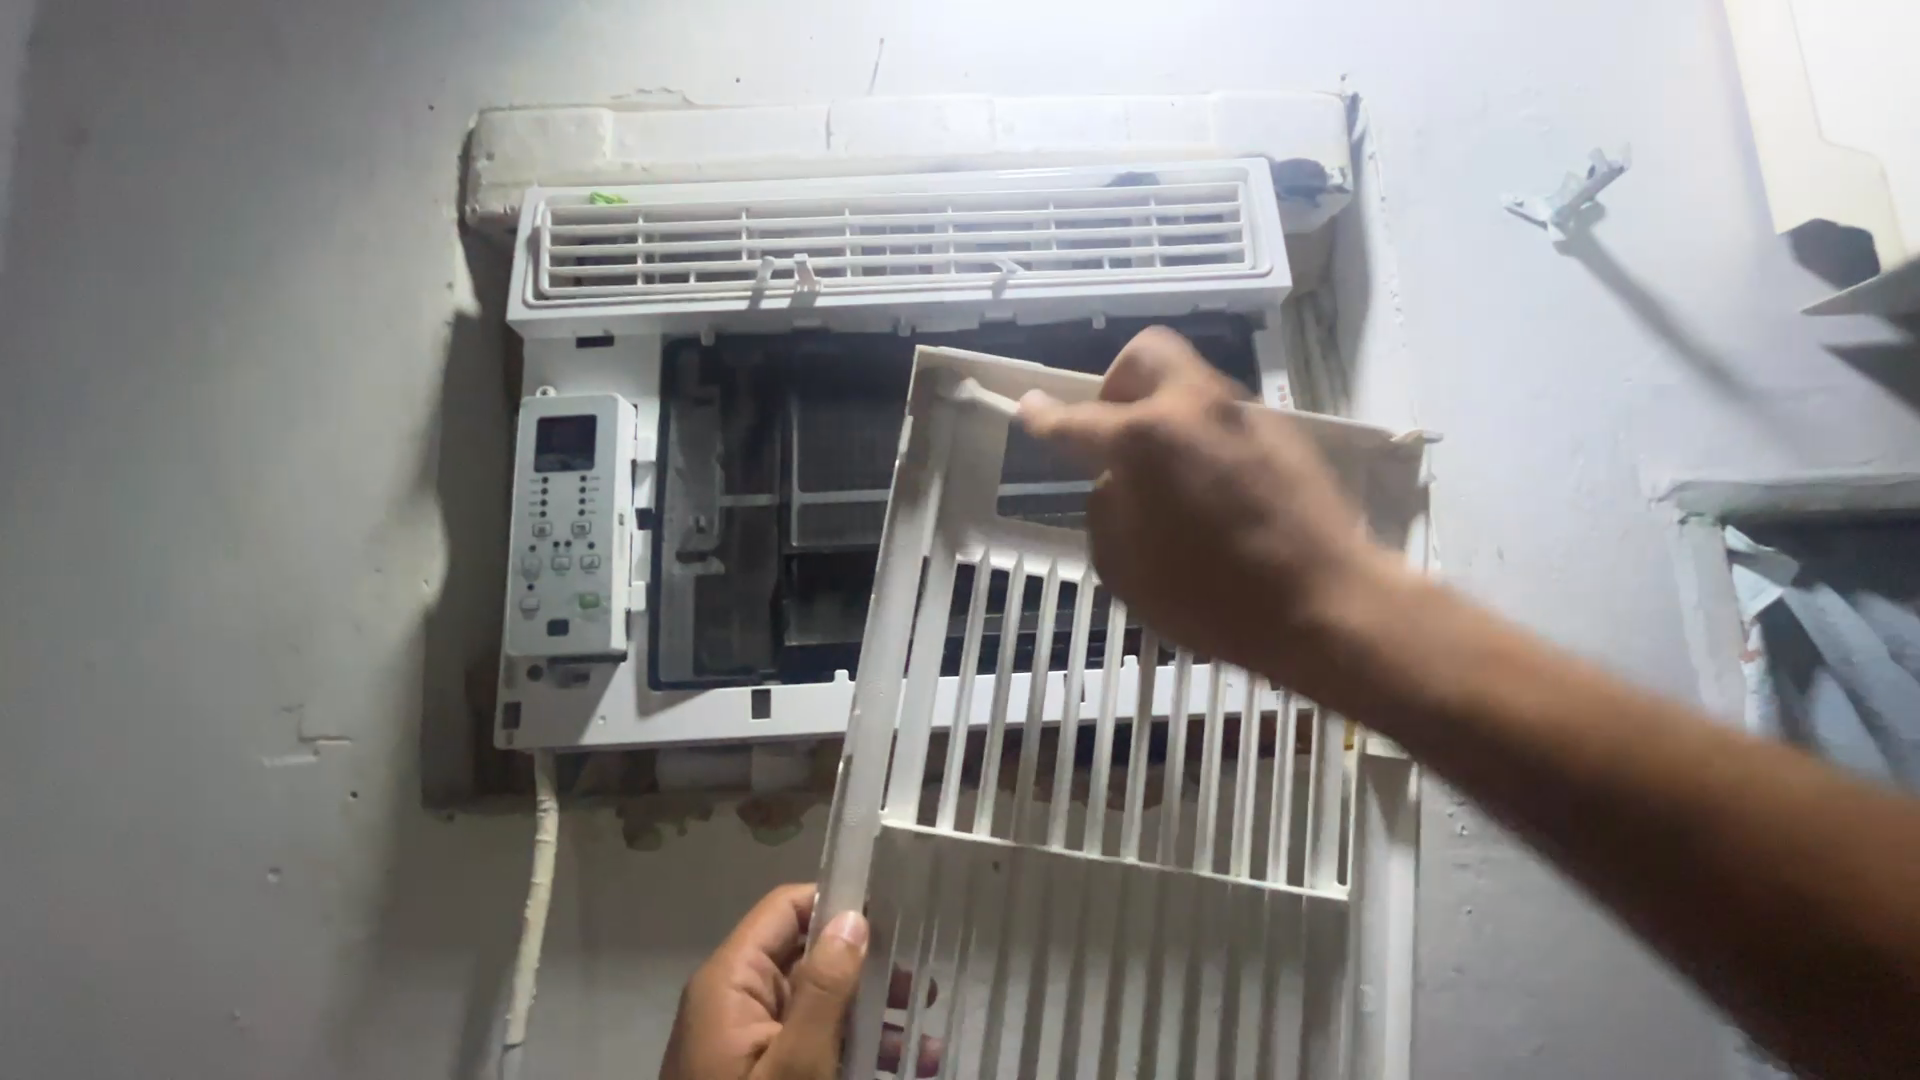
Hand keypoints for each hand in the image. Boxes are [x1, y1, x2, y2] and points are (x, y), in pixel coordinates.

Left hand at [661, 885, 940, 1079]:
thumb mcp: (796, 1064)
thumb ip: (823, 989)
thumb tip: (853, 917)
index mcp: (732, 979)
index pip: (788, 909)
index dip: (837, 904)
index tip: (892, 918)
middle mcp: (737, 998)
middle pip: (808, 957)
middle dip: (867, 970)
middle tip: (922, 989)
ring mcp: (749, 1039)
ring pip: (818, 1004)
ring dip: (871, 1016)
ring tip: (925, 1040)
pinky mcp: (761, 1071)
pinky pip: (812, 1042)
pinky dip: (853, 1048)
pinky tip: (903, 1065)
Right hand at [1018, 326, 1399, 697]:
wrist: (1326, 604)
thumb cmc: (1213, 597)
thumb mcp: (1127, 570)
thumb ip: (1107, 511)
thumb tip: (1117, 482)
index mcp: (1145, 440)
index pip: (1077, 420)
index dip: (1043, 416)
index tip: (1028, 407)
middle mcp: (1195, 408)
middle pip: (1146, 353)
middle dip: (1117, 383)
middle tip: (1114, 433)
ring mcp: (1246, 414)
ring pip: (1191, 384)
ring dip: (1164, 412)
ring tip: (1168, 473)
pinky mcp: (1284, 434)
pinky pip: (1224, 417)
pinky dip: (1202, 437)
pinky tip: (1214, 490)